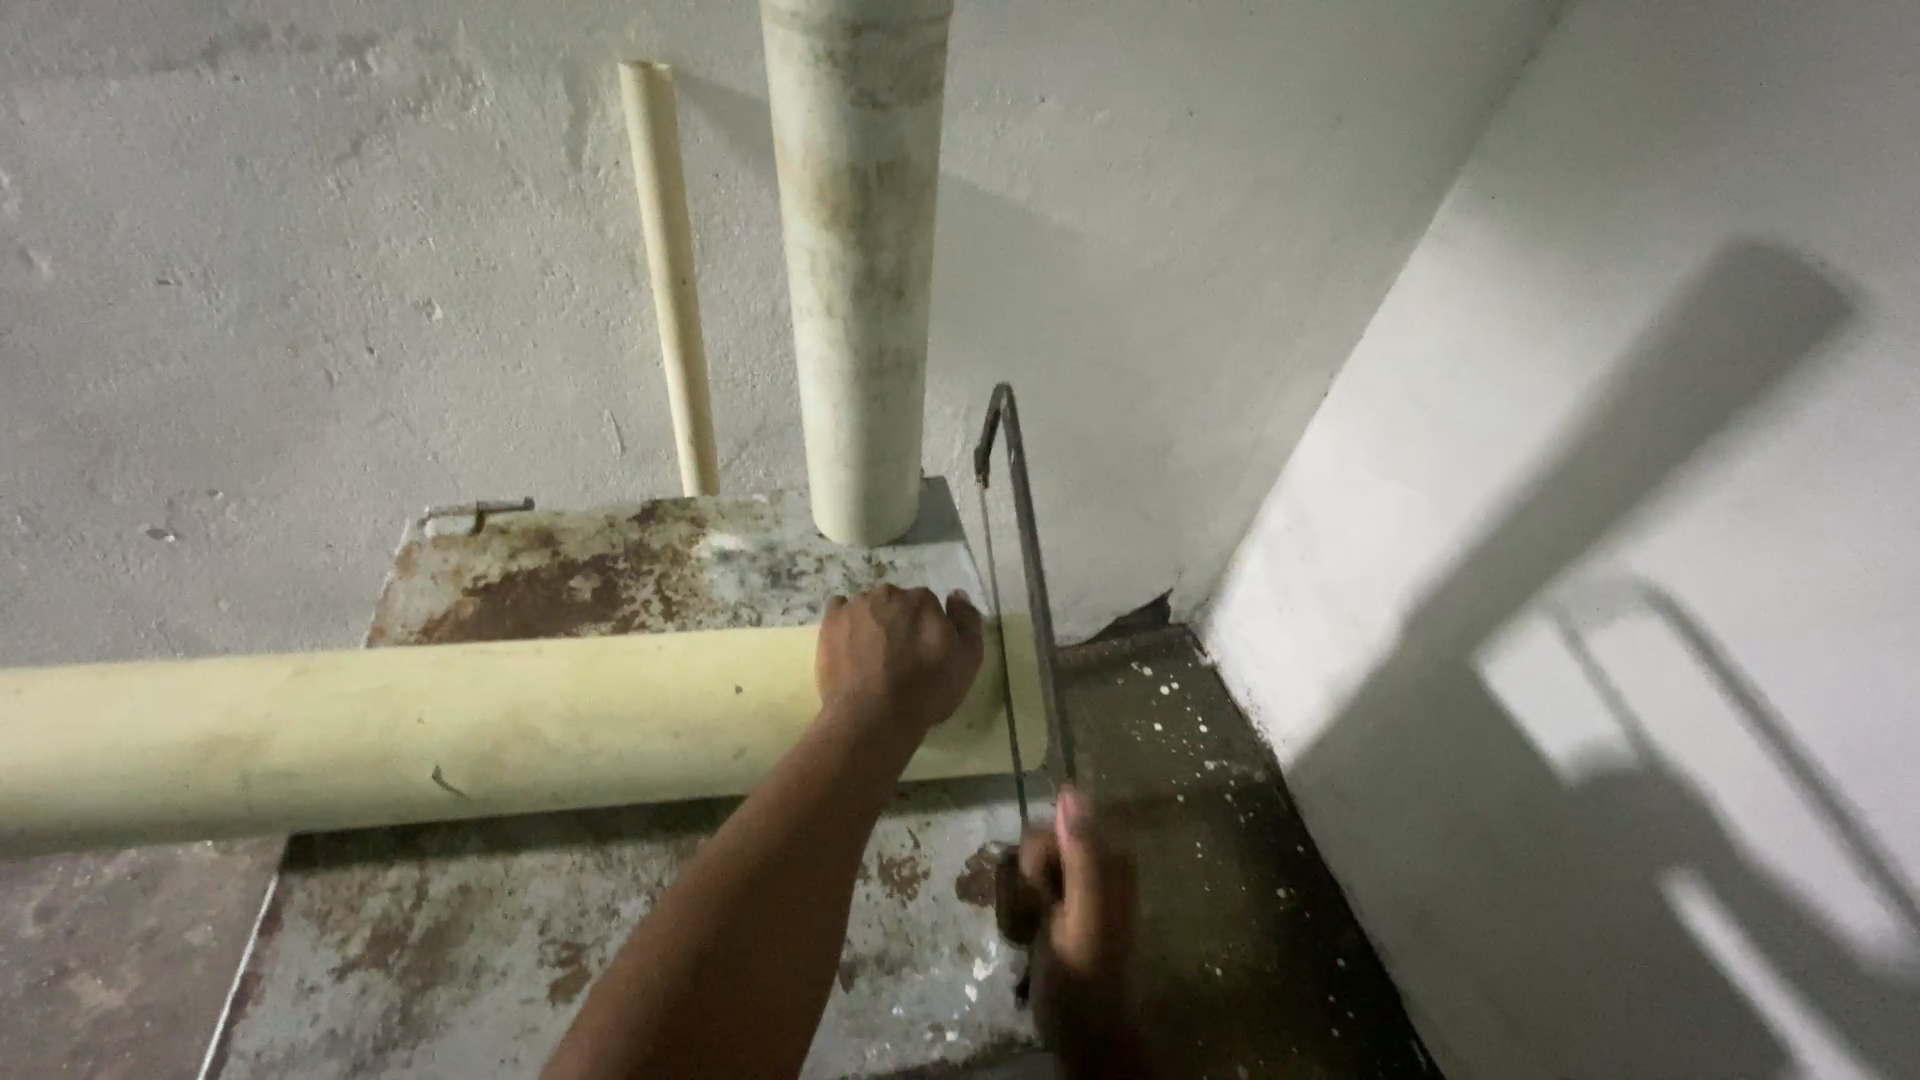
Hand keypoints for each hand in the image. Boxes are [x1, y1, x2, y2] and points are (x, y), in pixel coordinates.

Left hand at [815, 584, 984, 734]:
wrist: (874, 716)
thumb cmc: (927, 690)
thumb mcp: (968, 660)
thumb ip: (967, 621)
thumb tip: (957, 595)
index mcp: (922, 600)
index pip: (927, 606)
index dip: (927, 629)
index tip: (924, 652)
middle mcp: (888, 594)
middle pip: (896, 603)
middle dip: (899, 622)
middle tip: (899, 656)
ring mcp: (855, 607)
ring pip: (868, 607)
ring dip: (872, 623)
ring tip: (871, 657)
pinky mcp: (830, 622)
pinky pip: (839, 610)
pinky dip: (845, 622)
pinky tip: (849, 644)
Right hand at [1016, 786, 1143, 1074]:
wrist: (1081, 1033)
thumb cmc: (1086, 976)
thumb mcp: (1086, 915)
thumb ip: (1083, 856)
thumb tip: (1070, 791)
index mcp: (1108, 857)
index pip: (1054, 824)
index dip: (1038, 855)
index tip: (1041, 888)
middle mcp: (1090, 864)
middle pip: (1033, 844)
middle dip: (1025, 880)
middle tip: (1038, 916)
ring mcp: (1068, 885)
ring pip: (1019, 865)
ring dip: (1016, 899)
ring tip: (1030, 932)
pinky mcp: (1050, 905)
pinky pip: (1016, 887)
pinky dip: (1014, 910)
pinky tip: (1025, 935)